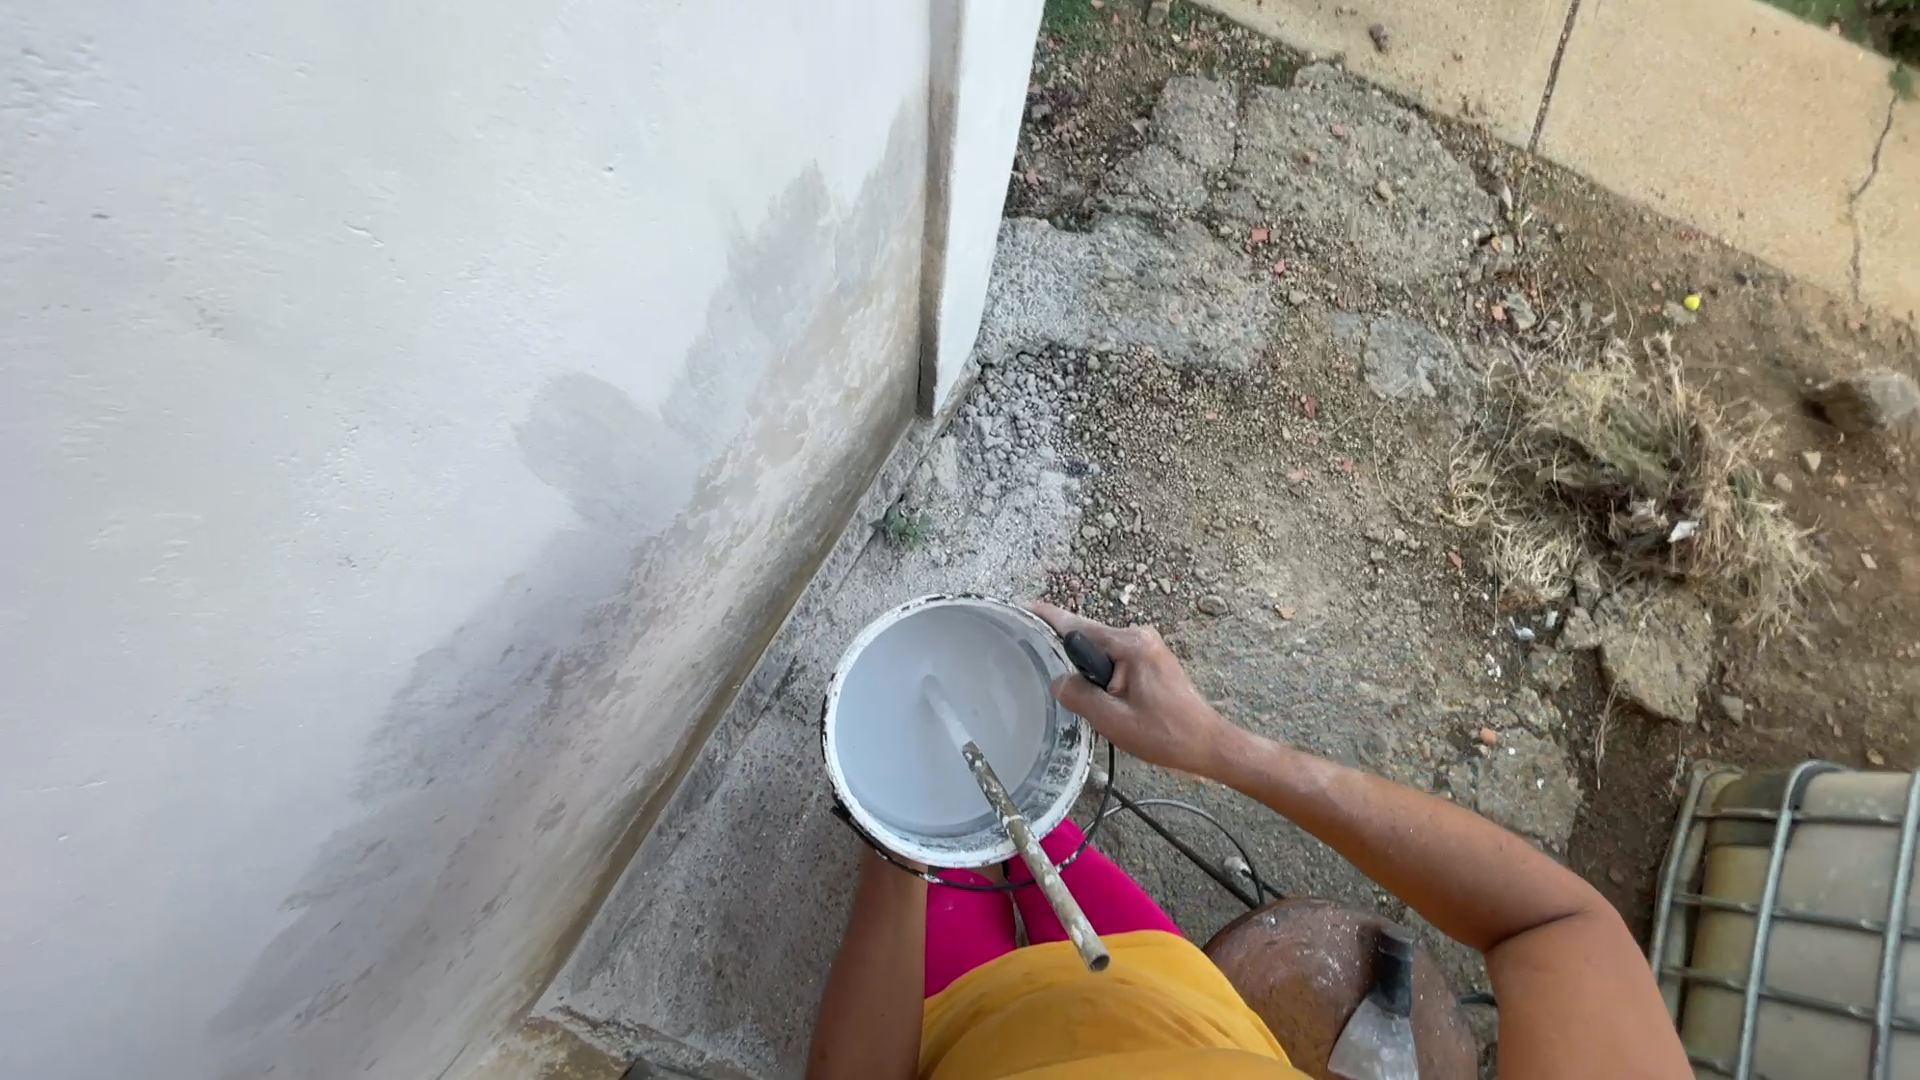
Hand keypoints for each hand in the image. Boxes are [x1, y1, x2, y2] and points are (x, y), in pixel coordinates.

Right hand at [1029, 601, 1243, 778]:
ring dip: (1087, 670)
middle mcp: (1138, 635)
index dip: (1048, 618)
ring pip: (1099, 650)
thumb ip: (1078, 696)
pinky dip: (1101, 673)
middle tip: (1046, 674)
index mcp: (1130, 644)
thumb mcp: (1113, 720)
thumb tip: (1057, 680)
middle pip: (1087, 636)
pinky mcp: (1149, 656)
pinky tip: (1098, 695)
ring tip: (1081, 697)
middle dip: (1068, 655)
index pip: (1077, 626)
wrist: (1207, 744)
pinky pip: (1113, 657)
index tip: (1024, 607)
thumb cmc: (1165, 734)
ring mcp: (1146, 644)